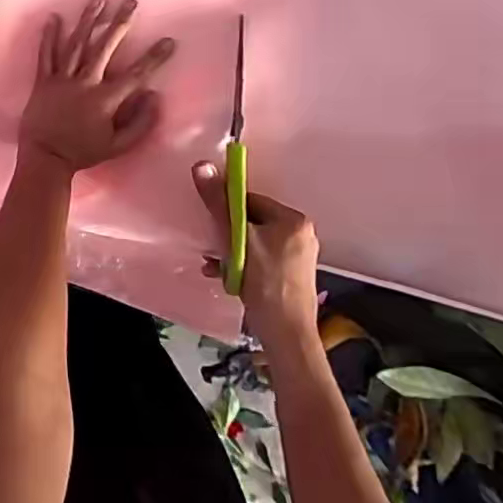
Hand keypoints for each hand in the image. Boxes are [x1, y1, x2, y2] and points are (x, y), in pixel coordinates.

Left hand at [18, 0, 175, 173]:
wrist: (45, 158)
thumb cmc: (82, 153)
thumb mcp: (118, 146)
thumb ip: (141, 123)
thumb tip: (156, 97)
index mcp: (105, 99)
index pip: (136, 74)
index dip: (154, 57)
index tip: (169, 40)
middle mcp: (85, 83)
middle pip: (105, 47)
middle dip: (119, 23)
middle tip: (130, 2)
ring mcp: (62, 79)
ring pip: (77, 44)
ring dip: (88, 20)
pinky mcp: (44, 81)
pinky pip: (46, 54)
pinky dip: (49, 36)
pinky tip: (54, 17)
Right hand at [193, 162, 320, 347]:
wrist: (287, 337)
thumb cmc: (265, 283)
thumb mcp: (236, 239)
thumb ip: (219, 204)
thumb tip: (201, 165)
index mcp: (293, 220)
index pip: (251, 200)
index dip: (227, 210)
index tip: (212, 224)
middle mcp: (300, 234)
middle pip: (251, 221)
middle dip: (227, 233)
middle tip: (211, 247)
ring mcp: (297, 258)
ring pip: (253, 243)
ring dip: (230, 252)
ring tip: (214, 265)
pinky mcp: (291, 277)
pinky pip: (260, 260)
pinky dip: (242, 266)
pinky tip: (224, 277)